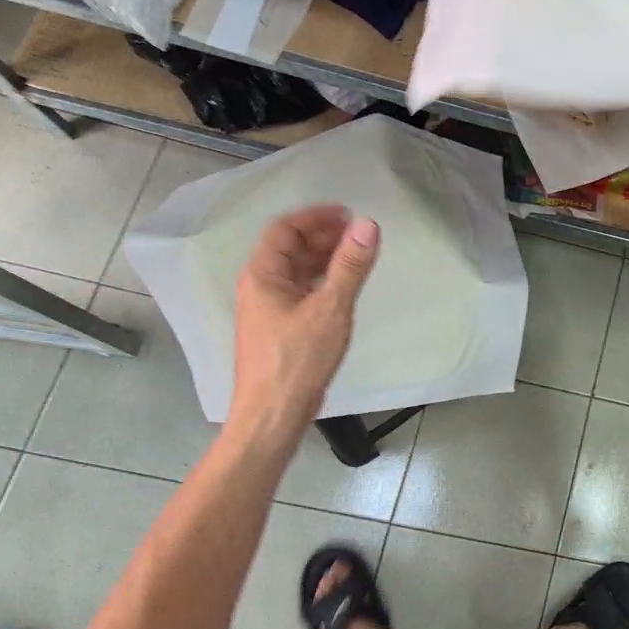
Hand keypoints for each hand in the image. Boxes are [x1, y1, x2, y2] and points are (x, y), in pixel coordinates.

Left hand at [231, 205, 380, 432]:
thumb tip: (368, 225)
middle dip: (323, 235)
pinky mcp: (280, 328)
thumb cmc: (297, 360)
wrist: (272, 414)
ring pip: (296, 271)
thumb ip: (350, 266)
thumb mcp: (330, 309)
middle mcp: (260, 287)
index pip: (284, 230)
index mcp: (262, 276)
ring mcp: (268, 309)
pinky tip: (343, 286)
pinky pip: (301, 290)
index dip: (315, 216)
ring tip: (357, 255)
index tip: (348, 214)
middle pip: (289, 248)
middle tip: (358, 233)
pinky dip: (322, 280)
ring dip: (324, 257)